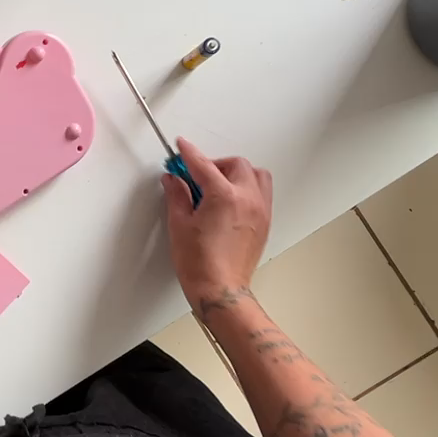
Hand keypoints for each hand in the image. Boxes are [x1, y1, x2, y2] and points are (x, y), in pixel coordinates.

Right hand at [162, 138, 273, 314]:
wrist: (220, 288)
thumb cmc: (200, 263)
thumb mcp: (179, 224)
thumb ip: (177, 196)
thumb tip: (173, 181)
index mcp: (224, 197)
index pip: (203, 165)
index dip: (189, 154)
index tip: (181, 147)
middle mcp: (247, 199)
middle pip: (235, 164)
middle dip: (213, 164)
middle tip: (193, 174)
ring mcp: (259, 210)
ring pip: (255, 175)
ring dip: (235, 173)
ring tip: (215, 184)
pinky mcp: (264, 222)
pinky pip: (261, 192)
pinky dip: (246, 187)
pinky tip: (229, 199)